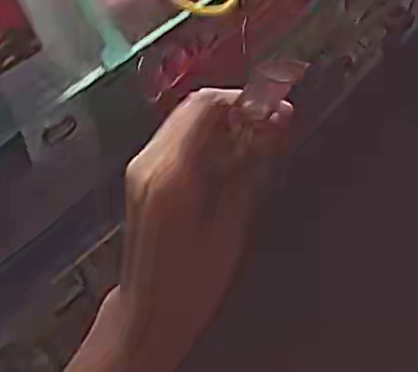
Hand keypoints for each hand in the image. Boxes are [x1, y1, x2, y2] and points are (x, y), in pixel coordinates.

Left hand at [83, 88, 292, 371]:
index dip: (244, 99)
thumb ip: (252, 166)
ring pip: (186, 114)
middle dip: (235, 104)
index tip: (272, 106)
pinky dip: (206, 129)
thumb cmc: (191, 283)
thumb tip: (276, 125)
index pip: (207, 107)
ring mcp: (141, 164)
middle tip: (268, 118)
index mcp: (171, 173)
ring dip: (221, 115)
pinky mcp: (142, 171)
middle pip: (195, 104)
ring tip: (253, 132)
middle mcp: (150, 161)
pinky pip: (177, 131)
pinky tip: (228, 148)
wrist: (147, 317)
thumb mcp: (232, 224)